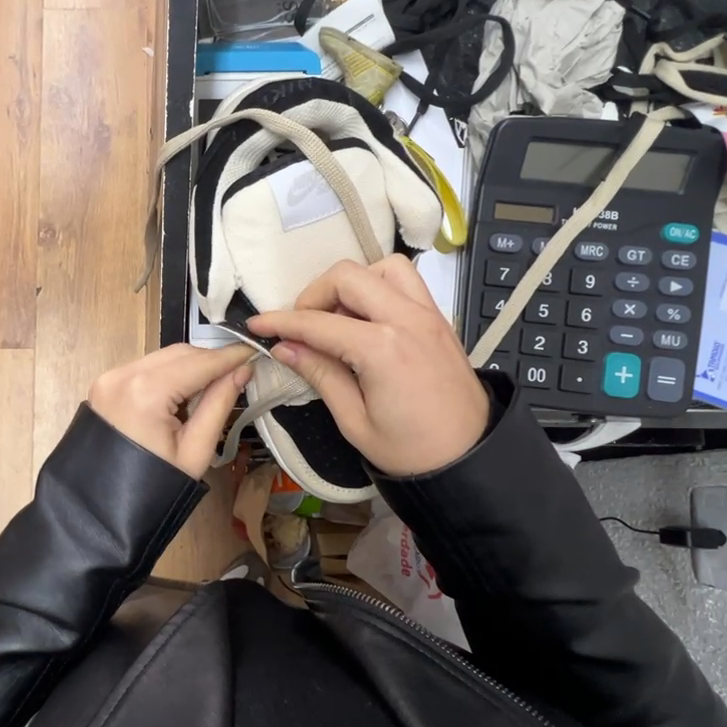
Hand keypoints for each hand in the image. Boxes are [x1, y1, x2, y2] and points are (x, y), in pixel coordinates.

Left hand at [87, 345, 253, 477]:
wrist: (105, 508)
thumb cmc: (155, 487)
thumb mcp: (195, 450)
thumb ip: (219, 404)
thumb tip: (242, 371)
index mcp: (145, 392)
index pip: (198, 362)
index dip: (229, 356)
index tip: (254, 352)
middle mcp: (123, 376)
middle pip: (178, 354)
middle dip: (209, 360)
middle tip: (238, 372)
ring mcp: (109, 379)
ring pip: (161, 358)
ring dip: (189, 367)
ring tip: (212, 386)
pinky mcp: (103, 386)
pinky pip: (143, 369)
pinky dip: (167, 375)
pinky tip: (182, 395)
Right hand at [246, 257, 489, 475]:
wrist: (470, 459)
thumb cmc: (410, 450)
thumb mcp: (354, 421)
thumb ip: (320, 375)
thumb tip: (285, 347)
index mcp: (382, 349)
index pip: (318, 323)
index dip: (281, 322)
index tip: (257, 325)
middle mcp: (407, 319)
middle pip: (347, 276)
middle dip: (314, 294)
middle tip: (300, 326)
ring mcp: (427, 314)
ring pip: (381, 267)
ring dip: (351, 284)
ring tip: (337, 319)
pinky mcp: (438, 319)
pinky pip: (405, 282)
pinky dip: (378, 288)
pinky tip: (364, 320)